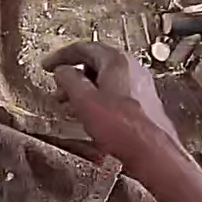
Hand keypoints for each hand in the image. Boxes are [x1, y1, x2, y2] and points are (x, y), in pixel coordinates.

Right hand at [41, 41, 184, 169]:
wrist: (153, 153)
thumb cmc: (121, 127)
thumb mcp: (84, 100)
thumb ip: (69, 80)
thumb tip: (62, 71)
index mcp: (116, 61)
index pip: (83, 48)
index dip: (61, 56)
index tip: (48, 65)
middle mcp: (132, 68)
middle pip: (96, 62)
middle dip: (73, 74)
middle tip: (58, 86)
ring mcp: (141, 85)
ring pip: (106, 78)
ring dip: (85, 88)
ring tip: (71, 103)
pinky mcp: (145, 103)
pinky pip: (116, 92)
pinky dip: (99, 97)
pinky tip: (91, 115)